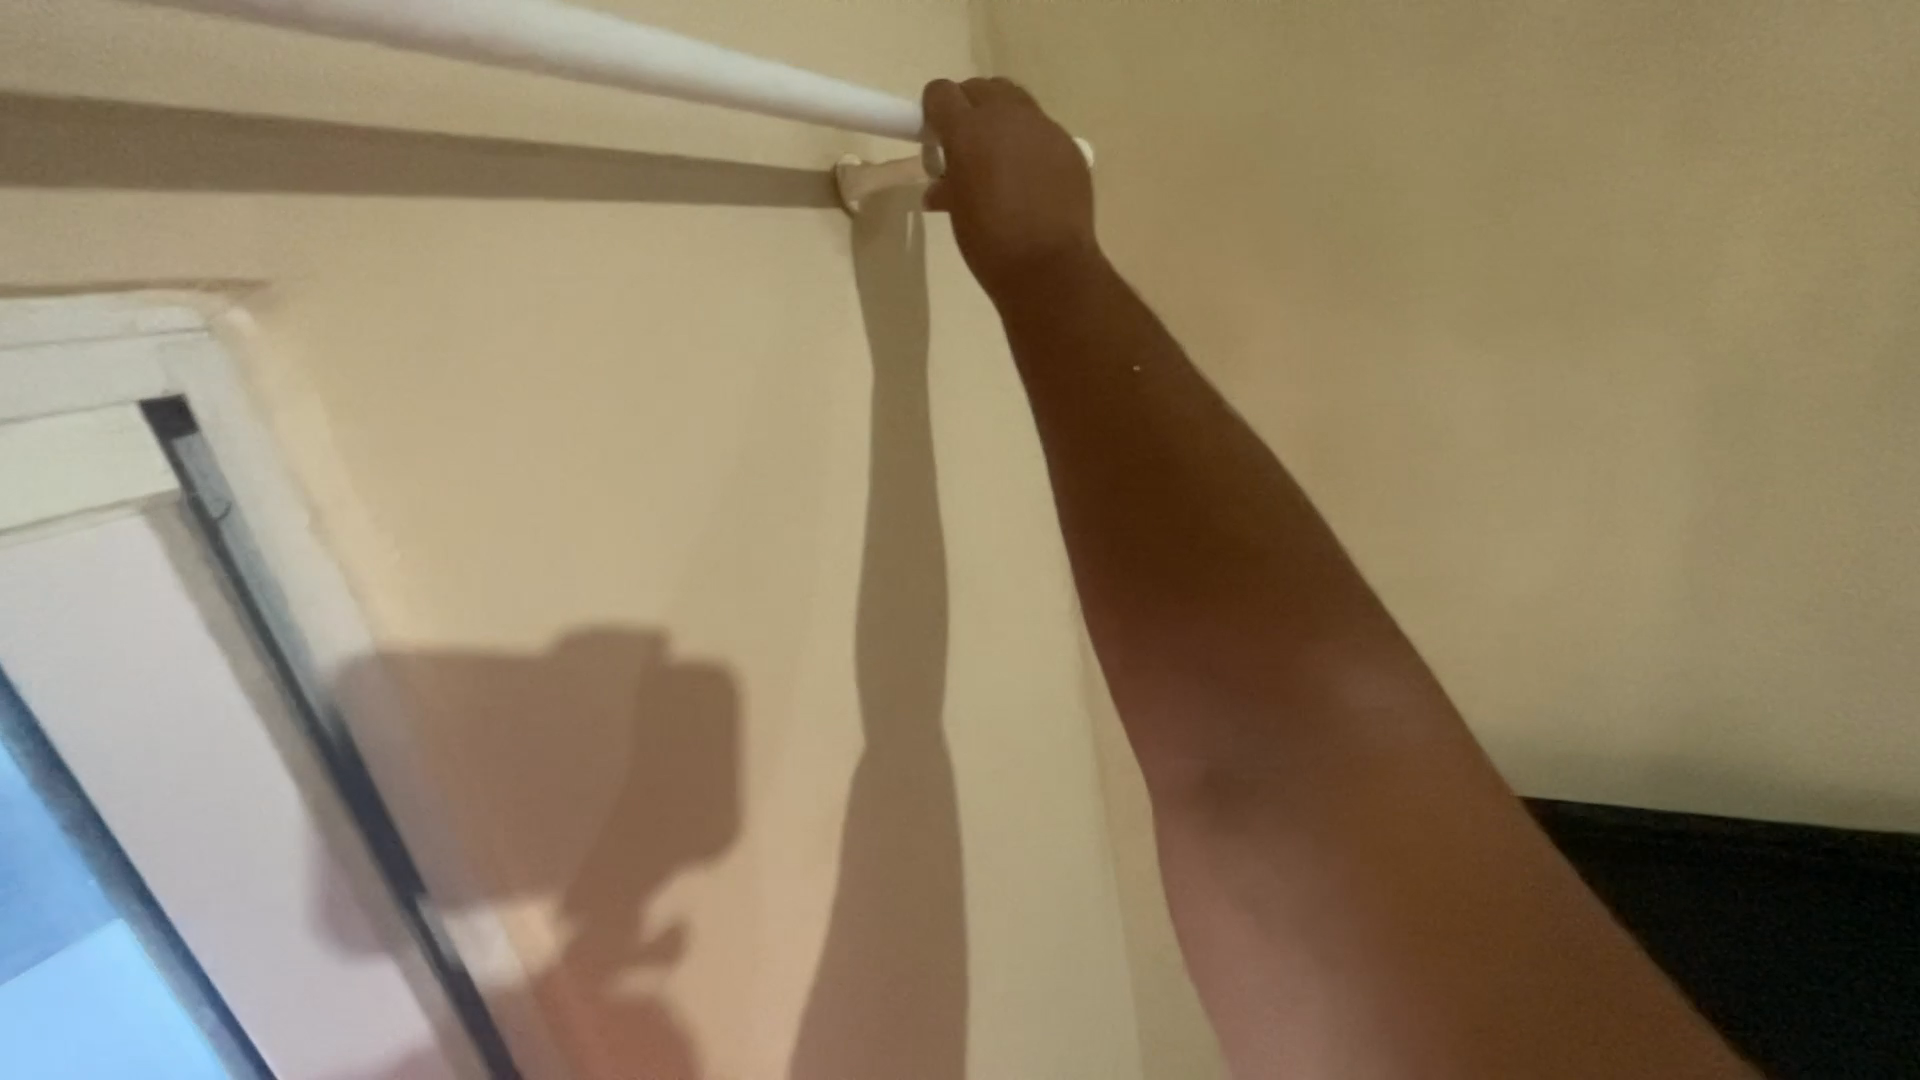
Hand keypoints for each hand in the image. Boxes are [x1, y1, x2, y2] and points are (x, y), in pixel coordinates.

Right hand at [922, 78, 1098, 299]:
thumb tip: (941, 187)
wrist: (1048, 268)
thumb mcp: (958, 214)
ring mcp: (1044, 128)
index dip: (935, 113)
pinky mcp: (1069, 147)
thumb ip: (947, 187)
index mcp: (969, 131)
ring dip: (1002, 122)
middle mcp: (1007, 116)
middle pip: (981, 89)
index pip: (941, 94)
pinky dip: (1030, 146)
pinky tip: (1032, 182)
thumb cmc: (991, 245)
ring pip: (1015, 104)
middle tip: (967, 149)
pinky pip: (1043, 133)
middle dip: (969, 110)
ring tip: (1001, 161)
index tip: (936, 138)